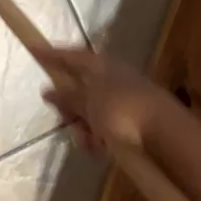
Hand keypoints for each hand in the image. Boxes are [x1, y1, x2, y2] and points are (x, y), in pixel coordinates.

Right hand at [36, 46, 178, 155]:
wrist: (166, 133)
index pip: (72, 55)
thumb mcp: (88, 102)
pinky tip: (103, 150)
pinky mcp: (133, 122)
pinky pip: (105, 128)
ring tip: (90, 143)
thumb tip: (47, 90)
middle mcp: (112, 79)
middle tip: (67, 122)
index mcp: (101, 67)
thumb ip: (67, 97)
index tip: (34, 50)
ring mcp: (123, 101)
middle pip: (79, 90)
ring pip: (91, 113)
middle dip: (70, 109)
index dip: (53, 54)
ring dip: (85, 129)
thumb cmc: (122, 110)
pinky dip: (100, 138)